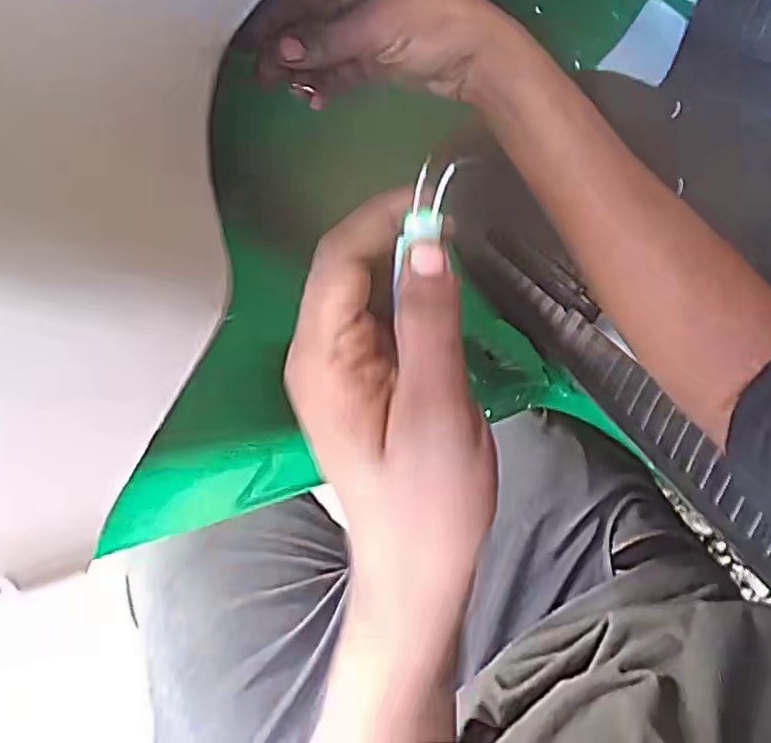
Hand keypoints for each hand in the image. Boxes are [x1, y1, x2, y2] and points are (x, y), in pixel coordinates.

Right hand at [251, 0, 540, 109]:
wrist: (481, 61)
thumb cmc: (440, 25)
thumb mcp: (378, 28)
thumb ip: (328, 41)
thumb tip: (285, 51)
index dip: (274, 15)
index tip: (251, 39)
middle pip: (305, 20)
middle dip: (284, 47)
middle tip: (264, 74)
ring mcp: (362, 27)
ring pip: (318, 47)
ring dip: (301, 69)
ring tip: (287, 88)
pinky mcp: (370, 57)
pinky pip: (337, 69)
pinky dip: (324, 82)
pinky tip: (313, 96)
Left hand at [286, 189, 496, 614]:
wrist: (418, 569)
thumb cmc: (428, 502)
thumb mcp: (436, 407)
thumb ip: (430, 321)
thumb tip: (428, 243)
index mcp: (321, 357)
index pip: (337, 260)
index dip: (381, 219)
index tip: (434, 201)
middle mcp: (317, 351)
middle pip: (344, 266)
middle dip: (393, 232)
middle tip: (453, 218)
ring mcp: (335, 362)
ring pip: (362, 284)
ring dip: (402, 258)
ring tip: (453, 242)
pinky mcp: (359, 373)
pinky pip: (377, 311)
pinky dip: (408, 287)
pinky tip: (441, 284)